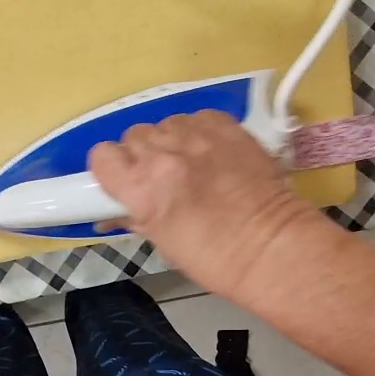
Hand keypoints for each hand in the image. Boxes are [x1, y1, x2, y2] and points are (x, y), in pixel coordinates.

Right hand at [88, 111, 325, 297]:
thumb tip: (119, 210)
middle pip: (133, 137)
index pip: (102, 156)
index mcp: (141, 189)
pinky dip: (199, 132)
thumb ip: (137, 215)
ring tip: (189, 164)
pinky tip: (211, 152)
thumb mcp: (162, 242)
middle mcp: (164, 155)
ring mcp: (198, 137)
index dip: (111, 168)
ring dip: (170, 142)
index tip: (122, 180)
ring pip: (165, 124)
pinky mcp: (228, 127)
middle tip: (159, 178)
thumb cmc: (212, 258)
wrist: (271, 248)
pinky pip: (198, 117)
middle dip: (141, 156)